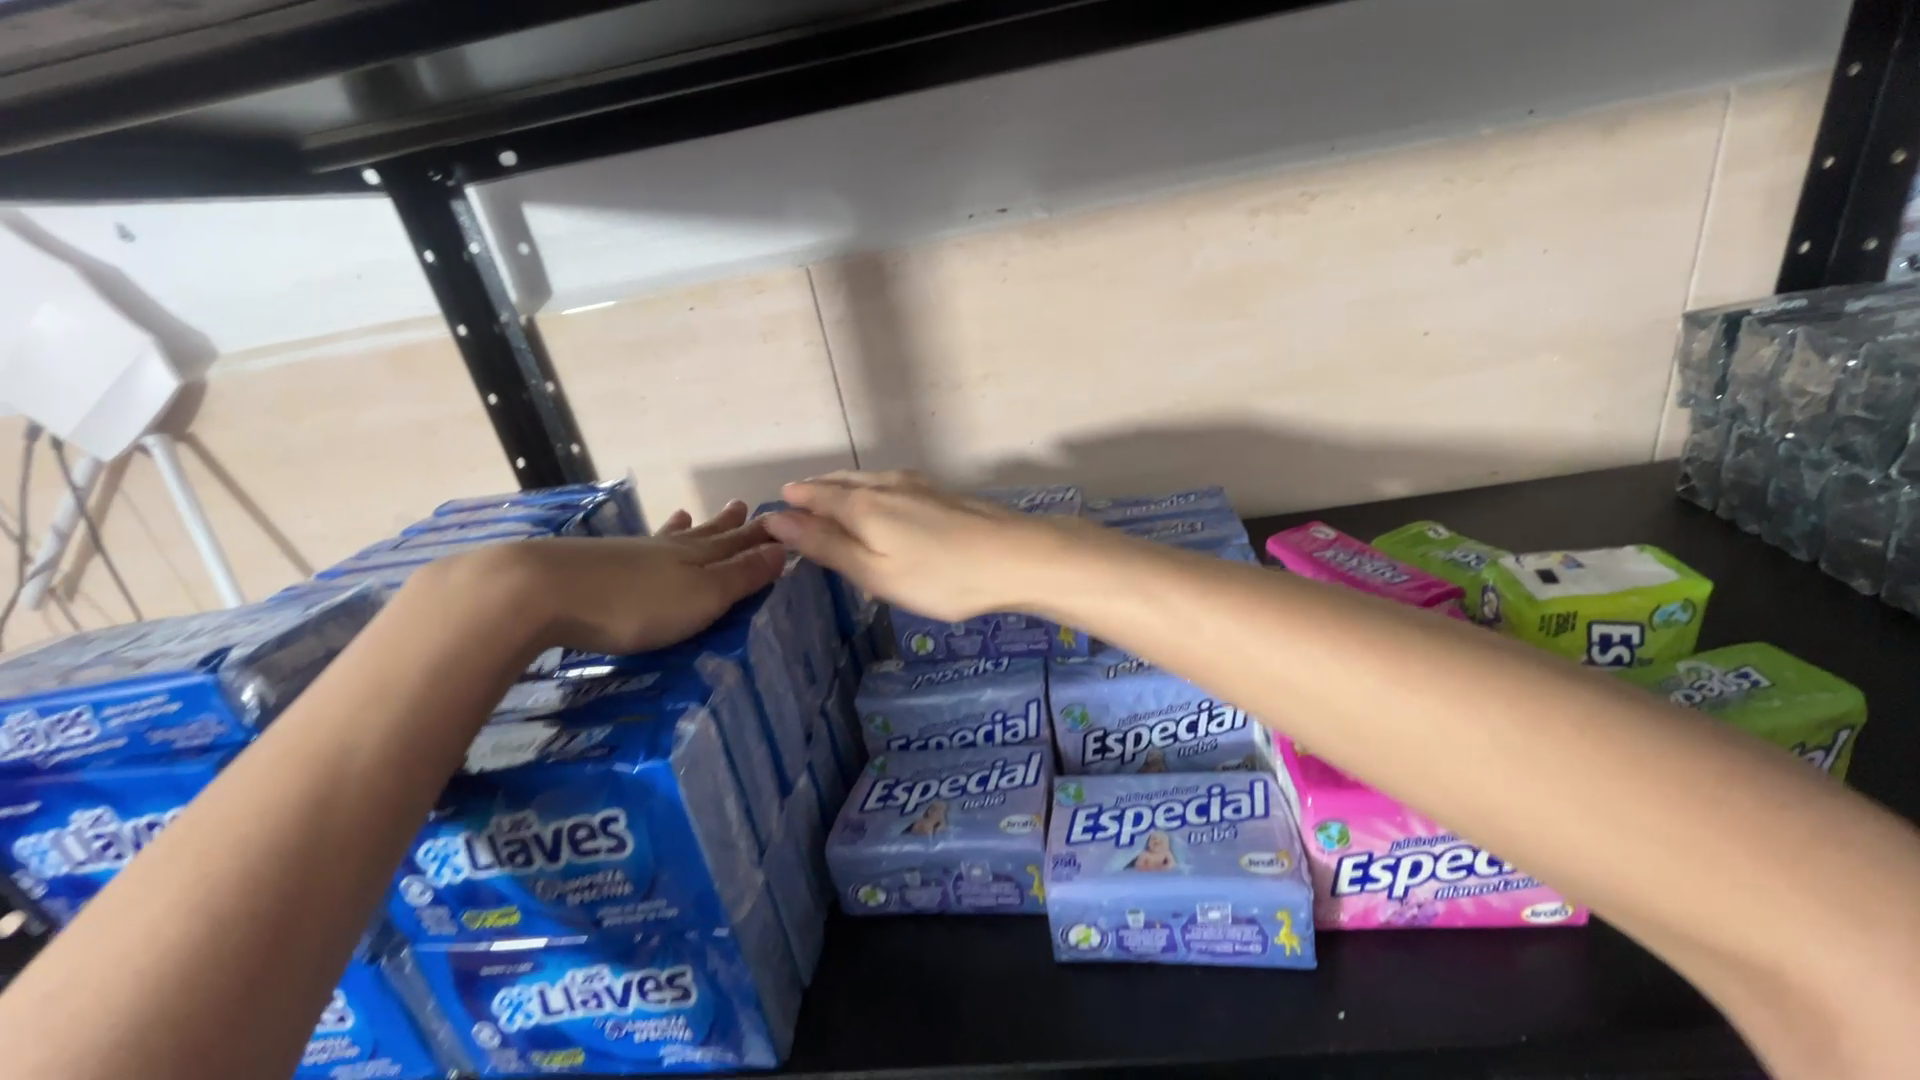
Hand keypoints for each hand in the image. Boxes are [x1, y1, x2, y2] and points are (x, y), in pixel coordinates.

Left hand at [443, 500, 786, 654]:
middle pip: (703, 534)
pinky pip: (636, 547)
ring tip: (690, 514)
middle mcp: (665, 548)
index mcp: (696, 556)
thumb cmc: (635, 604)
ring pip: (667, 537)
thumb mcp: (701, 596)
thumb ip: (740, 576)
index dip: (758, 536)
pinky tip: (635, 542)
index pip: (736, 543)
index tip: (780, 522)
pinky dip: (647, 540)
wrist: (541, 592)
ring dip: (685, 528)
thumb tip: (781, 549)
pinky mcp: (594, 564)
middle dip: (726, 525)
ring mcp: (627, 553)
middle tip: (742, 506)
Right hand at [761, 471, 1080, 620]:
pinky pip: (889, 487)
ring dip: (841, 491)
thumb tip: (777, 519)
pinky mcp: (940, 494)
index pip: (811, 497)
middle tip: (792, 508)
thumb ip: (827, 545)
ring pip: (865, 481)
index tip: (768, 520)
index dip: (789, 508)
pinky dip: (869, 494)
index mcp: (861, 504)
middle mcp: (884, 484)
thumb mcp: (875, 572)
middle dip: (812, 494)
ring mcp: (916, 485)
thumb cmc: (940, 576)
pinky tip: (878, 506)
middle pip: (838, 483)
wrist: (1017, 558)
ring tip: (828, 504)